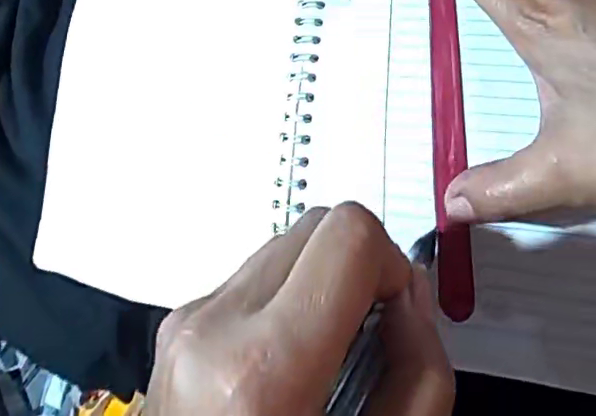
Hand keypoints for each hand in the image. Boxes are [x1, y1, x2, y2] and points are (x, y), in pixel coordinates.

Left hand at [145, 204, 452, 415]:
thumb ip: (418, 371)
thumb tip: (409, 291)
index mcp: (260, 371)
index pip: (349, 232)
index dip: (389, 264)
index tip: (393, 311)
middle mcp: (213, 331)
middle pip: (320, 225)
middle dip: (358, 268)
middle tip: (366, 336)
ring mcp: (187, 325)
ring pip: (290, 243)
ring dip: (322, 283)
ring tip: (322, 359)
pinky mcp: (177, 326)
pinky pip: (257, 274)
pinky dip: (288, 301)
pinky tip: (286, 367)